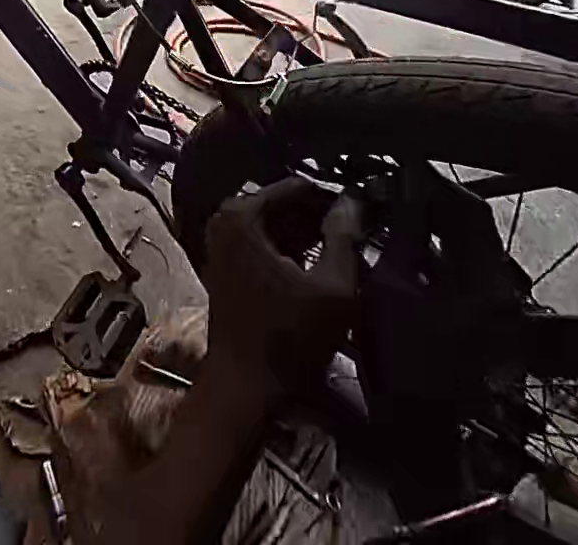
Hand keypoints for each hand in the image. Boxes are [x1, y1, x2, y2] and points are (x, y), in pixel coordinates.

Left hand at [201, 176, 362, 391]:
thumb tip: (354, 200)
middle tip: (352, 238)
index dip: (331, 202)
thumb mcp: (333, 287)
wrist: (246, 390)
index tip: (358, 218)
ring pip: (273, 225)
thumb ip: (346, 237)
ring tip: (338, 256)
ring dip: (305, 237)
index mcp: (241, 215)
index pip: (297, 188)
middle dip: (317, 219)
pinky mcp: (224, 265)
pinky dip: (287, 252)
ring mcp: (220, 243)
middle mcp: (223, 221)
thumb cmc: (289, 339)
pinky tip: (314, 272)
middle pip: (282, 205)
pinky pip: (262, 244)